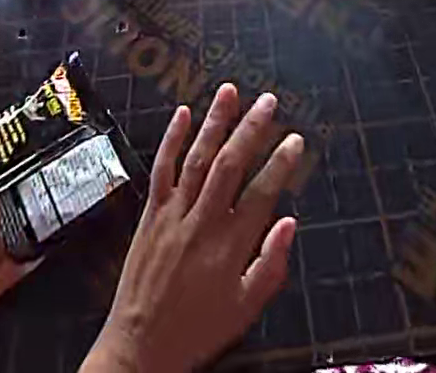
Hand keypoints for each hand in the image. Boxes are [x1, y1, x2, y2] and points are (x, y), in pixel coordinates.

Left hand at [82, 85, 303, 372]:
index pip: (262, 194)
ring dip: (215, 122)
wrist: (141, 344)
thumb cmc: (198, 330)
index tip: (294, 139)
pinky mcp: (151, 210)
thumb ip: (270, 266)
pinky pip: (162, 167)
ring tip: (229, 92)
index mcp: (230, 247)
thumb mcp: (245, 311)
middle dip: (251, 129)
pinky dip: (172, 138)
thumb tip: (290, 222)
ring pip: (198, 157)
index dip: (280, 163)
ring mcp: (173, 211)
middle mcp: (202, 221)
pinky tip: (183, 113)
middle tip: (267, 101)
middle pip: (230, 165)